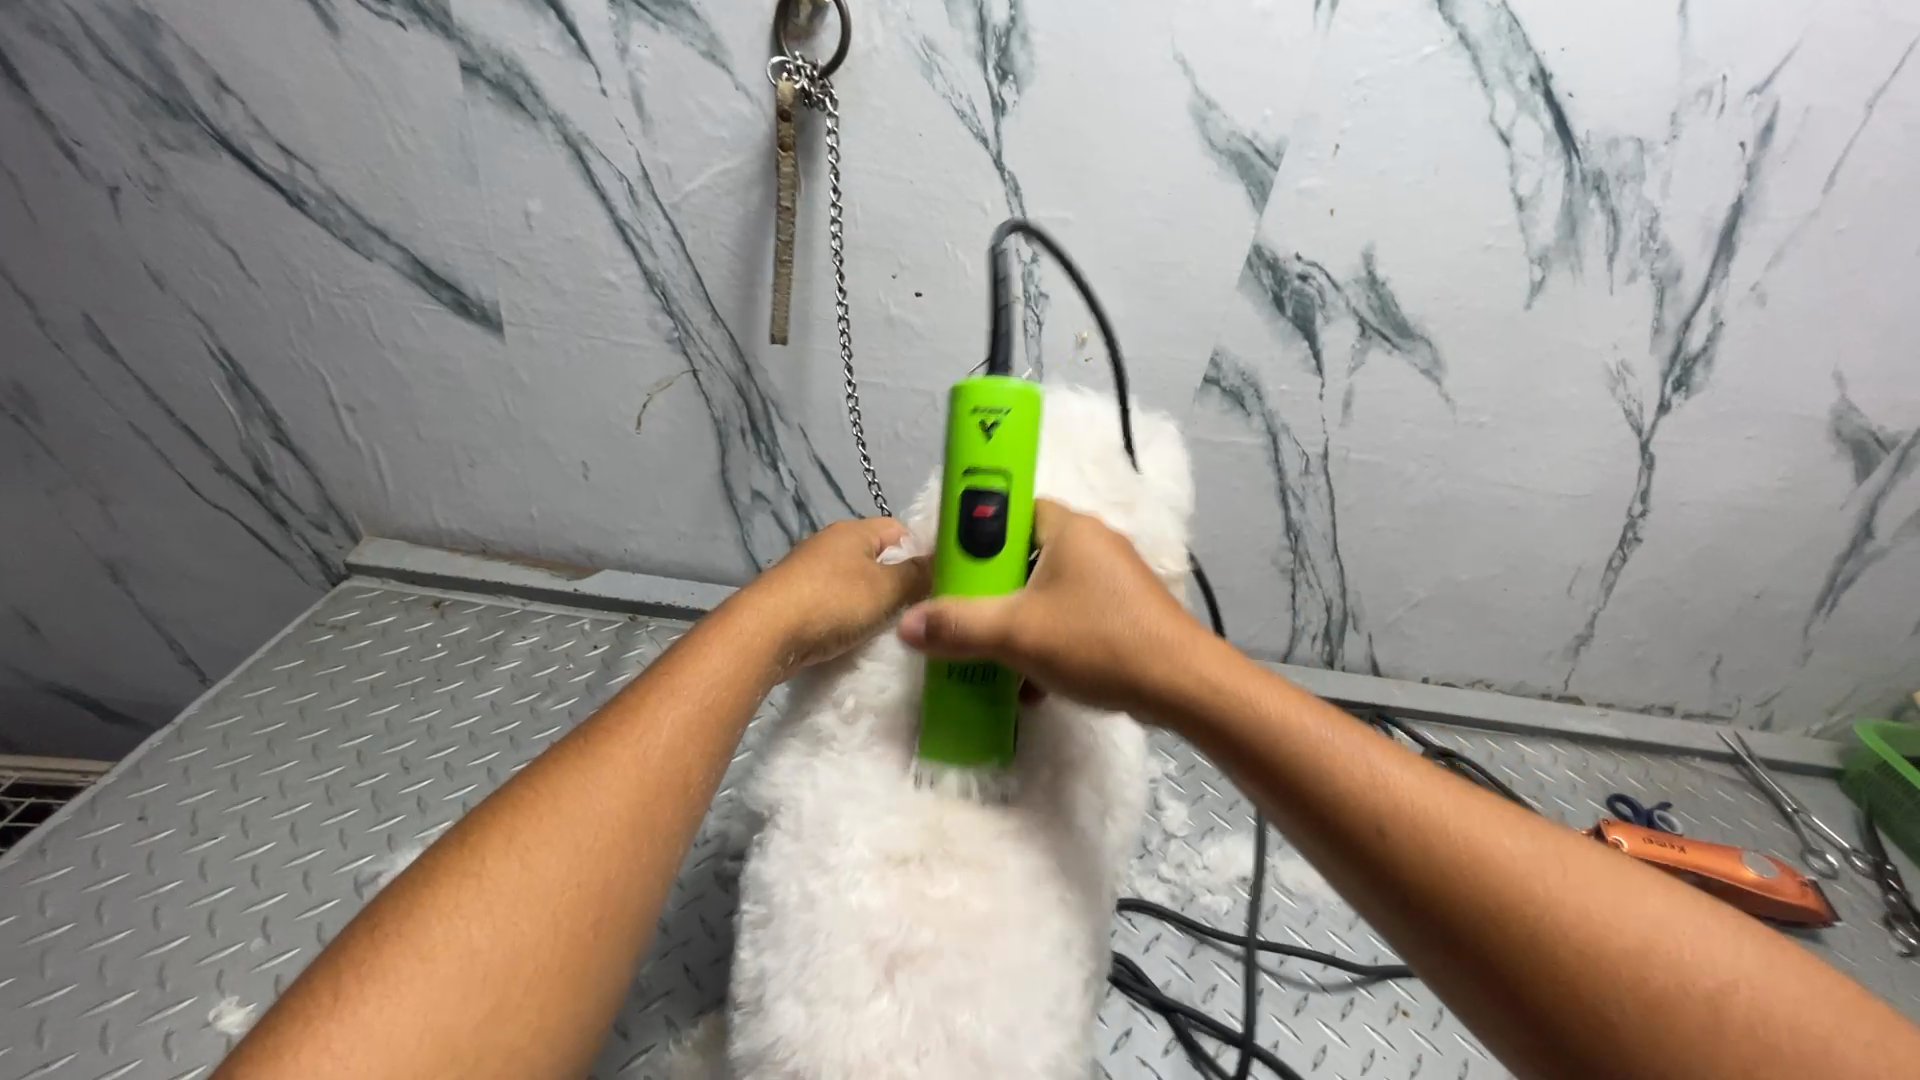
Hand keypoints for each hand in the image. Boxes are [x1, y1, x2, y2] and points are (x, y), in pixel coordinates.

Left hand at [731, 517, 930, 681]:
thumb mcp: (886, 588)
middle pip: (878, 559)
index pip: (900, 531)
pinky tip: (858, 639)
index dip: (921, 553)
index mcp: (854, 531)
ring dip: (873, 605)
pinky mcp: (796, 601)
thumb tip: (943, 562)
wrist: (764, 634)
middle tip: (919, 610)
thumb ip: (918, 575)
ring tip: (892, 629)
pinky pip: (835, 605)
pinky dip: (849, 620)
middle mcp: (830, 545)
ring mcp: (810, 573)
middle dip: (899, 583)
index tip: (937, 582)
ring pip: (856, 585)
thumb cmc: (831, 603)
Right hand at [896, 499, 1207, 713]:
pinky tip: (1032, 683)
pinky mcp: (1125, 614)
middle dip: (994, 591)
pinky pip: (1072, 618)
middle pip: (1025, 556)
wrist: (1183, 687)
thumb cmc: (1097, 642)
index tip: (953, 568)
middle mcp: (1094, 544)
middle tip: (968, 617)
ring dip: (1018, 624)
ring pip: (1047, 593)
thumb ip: (957, 627)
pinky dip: (1048, 642)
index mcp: (1070, 528)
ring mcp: (1114, 581)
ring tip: (994, 658)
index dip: (978, 534)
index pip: (1013, 508)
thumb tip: (906, 625)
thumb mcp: (1015, 634)